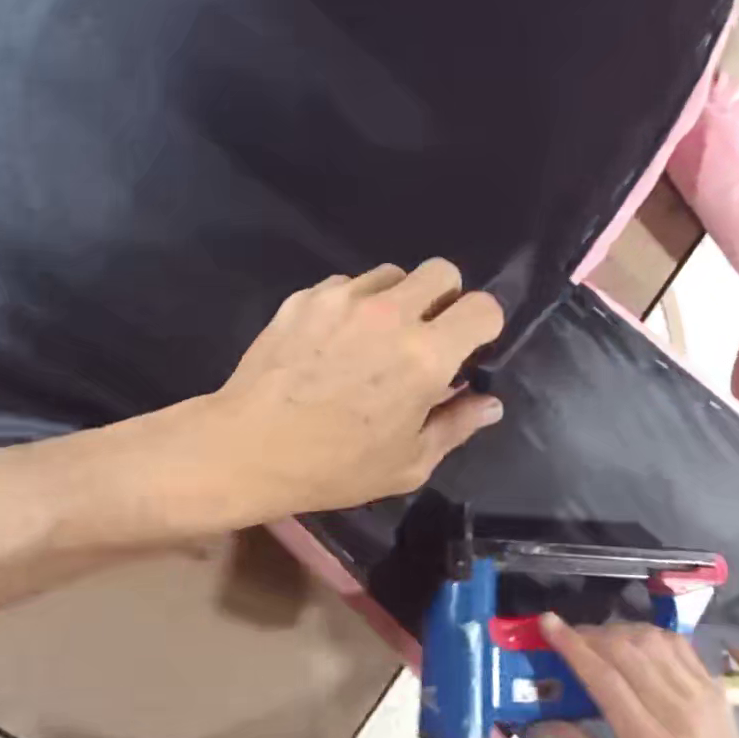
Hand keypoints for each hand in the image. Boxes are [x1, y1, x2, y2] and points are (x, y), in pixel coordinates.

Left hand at [203, 259, 504, 518]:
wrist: (249, 447)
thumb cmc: (334, 467)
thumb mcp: (408, 463)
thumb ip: (456, 425)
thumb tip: (489, 402)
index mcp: (425, 356)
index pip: (483, 307)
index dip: (484, 326)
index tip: (467, 350)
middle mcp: (390, 314)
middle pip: (442, 270)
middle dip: (445, 298)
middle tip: (425, 336)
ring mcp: (343, 298)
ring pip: (391, 274)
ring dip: (397, 300)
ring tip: (374, 338)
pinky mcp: (305, 297)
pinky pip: (345, 285)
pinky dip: (352, 305)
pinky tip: (332, 341)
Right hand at [534, 614, 738, 737]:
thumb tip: (540, 723)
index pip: (606, 678)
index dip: (573, 646)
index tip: (547, 623)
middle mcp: (680, 713)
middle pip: (626, 650)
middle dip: (588, 634)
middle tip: (566, 635)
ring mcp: (703, 696)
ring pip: (651, 640)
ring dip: (616, 631)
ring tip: (596, 641)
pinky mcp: (715, 688)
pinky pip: (676, 643)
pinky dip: (646, 634)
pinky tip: (632, 643)